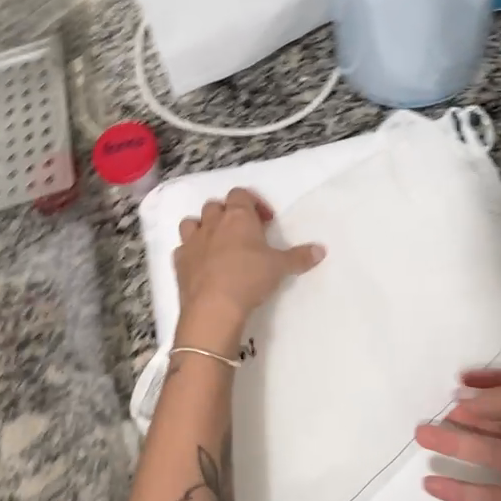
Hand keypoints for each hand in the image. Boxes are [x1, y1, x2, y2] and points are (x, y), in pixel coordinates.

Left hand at [173, 188, 323, 351]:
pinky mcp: (178, 261)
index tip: (264, 222)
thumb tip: (321, 250)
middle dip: (227, 214)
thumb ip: (299, 257)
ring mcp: (192, 241)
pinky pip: (182, 248)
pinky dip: (190, 253)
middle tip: (242, 234)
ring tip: (217, 245)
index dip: (252, 203)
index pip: (240, 194)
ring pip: (192, 222)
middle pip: (216, 205)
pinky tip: (201, 265)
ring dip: (203, 228)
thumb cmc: (249, 278)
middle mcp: (212, 222)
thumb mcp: (280, 267)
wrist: (213, 306)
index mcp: (238, 216)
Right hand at [415, 369, 500, 500]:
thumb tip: (469, 399)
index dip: (492, 380)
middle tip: (430, 414)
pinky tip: (434, 483)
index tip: (458, 378)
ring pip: (488, 456)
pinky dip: (461, 489)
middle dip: (464, 414)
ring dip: (455, 446)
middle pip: (498, 422)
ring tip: (422, 439)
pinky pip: (488, 496)